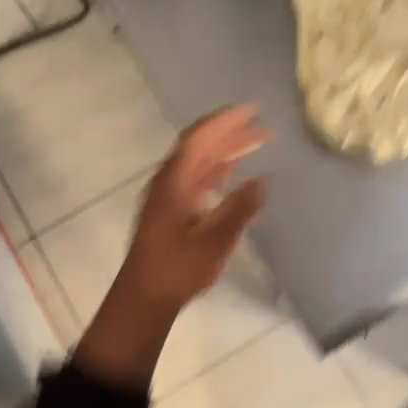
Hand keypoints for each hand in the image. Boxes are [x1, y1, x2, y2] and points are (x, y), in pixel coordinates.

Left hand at [73, 105, 270, 392]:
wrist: (144, 297)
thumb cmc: (178, 268)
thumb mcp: (215, 239)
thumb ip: (239, 208)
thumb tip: (262, 181)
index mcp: (175, 181)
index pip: (200, 138)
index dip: (225, 121)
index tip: (252, 110)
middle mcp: (169, 181)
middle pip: (200, 146)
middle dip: (231, 133)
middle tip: (263, 128)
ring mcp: (168, 195)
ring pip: (199, 162)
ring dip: (226, 150)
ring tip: (256, 143)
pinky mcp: (170, 210)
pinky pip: (196, 178)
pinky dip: (217, 170)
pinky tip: (233, 174)